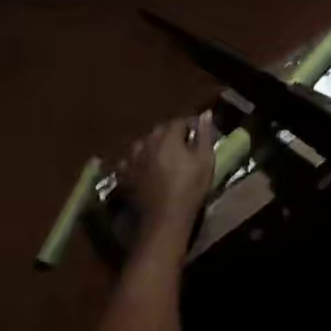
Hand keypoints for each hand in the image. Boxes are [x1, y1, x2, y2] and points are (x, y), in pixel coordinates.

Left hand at [120, 113, 213, 238]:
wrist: (166, 218)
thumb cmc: (190, 187)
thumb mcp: (205, 160)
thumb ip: (204, 134)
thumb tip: (205, 113)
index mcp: (168, 137)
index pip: (179, 121)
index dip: (190, 125)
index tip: (198, 133)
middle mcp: (148, 143)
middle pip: (160, 130)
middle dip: (172, 133)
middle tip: (184, 145)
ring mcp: (134, 159)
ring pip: (143, 143)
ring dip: (153, 144)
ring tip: (163, 154)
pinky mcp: (126, 175)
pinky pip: (128, 161)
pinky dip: (135, 161)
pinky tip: (141, 166)